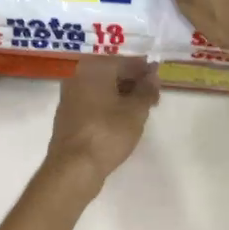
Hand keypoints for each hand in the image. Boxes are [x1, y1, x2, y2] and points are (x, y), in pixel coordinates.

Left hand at [45, 57, 158, 186]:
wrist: (73, 167)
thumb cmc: (107, 133)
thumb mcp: (135, 111)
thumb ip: (146, 90)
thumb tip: (153, 75)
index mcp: (94, 68)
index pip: (126, 62)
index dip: (145, 70)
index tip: (160, 80)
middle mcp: (78, 76)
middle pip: (112, 74)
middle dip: (134, 83)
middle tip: (153, 97)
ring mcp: (70, 96)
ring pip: (103, 89)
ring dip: (122, 96)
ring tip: (141, 110)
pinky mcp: (68, 115)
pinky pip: (93, 102)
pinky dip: (108, 106)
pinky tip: (121, 120)